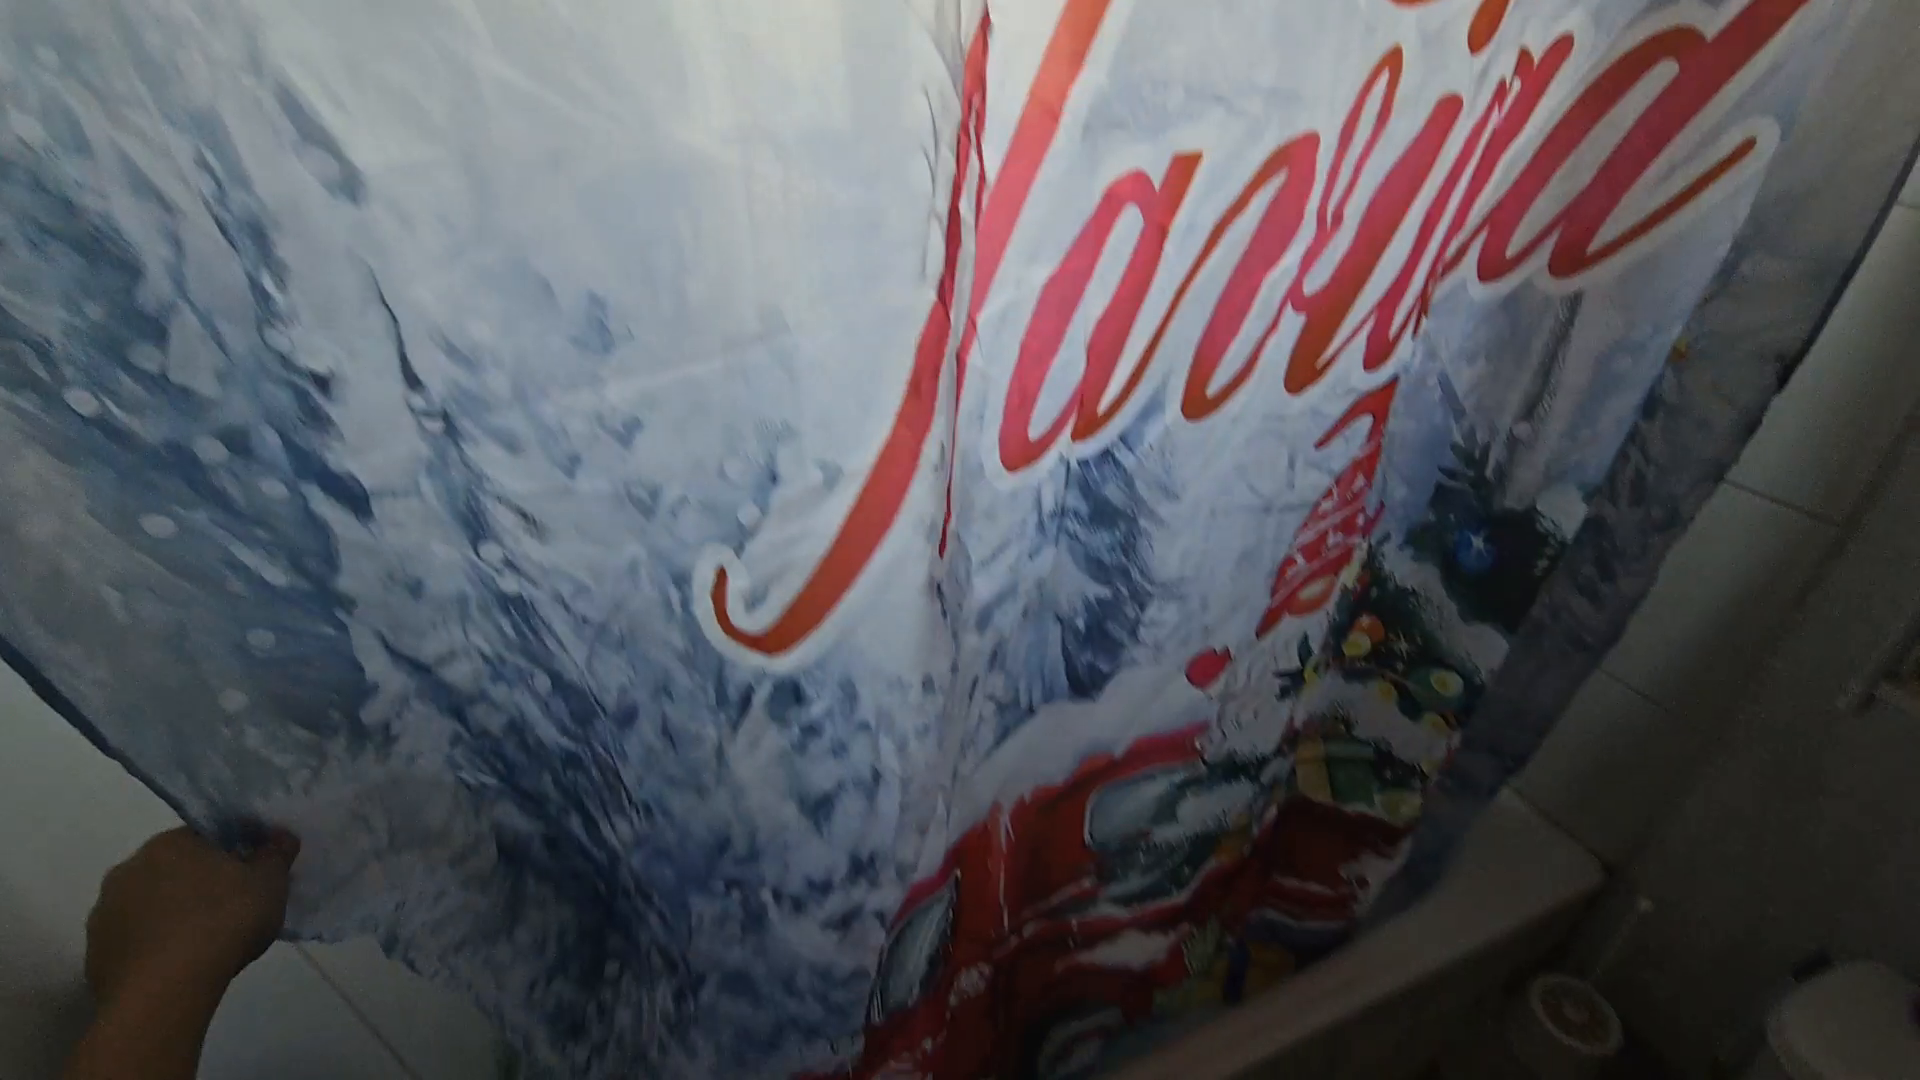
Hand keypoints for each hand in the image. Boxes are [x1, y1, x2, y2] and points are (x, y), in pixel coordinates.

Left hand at [84, 826, 300, 1005]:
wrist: (164, 991)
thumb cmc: (224, 920)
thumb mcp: (271, 880)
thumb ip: (276, 853)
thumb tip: (278, 838)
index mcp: (169, 844)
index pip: (211, 833)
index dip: (240, 845)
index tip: (261, 864)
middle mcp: (128, 870)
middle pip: (179, 866)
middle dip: (207, 877)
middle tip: (241, 895)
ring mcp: (104, 914)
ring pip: (156, 900)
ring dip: (181, 908)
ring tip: (214, 930)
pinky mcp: (96, 953)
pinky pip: (139, 934)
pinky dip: (162, 938)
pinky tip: (189, 954)